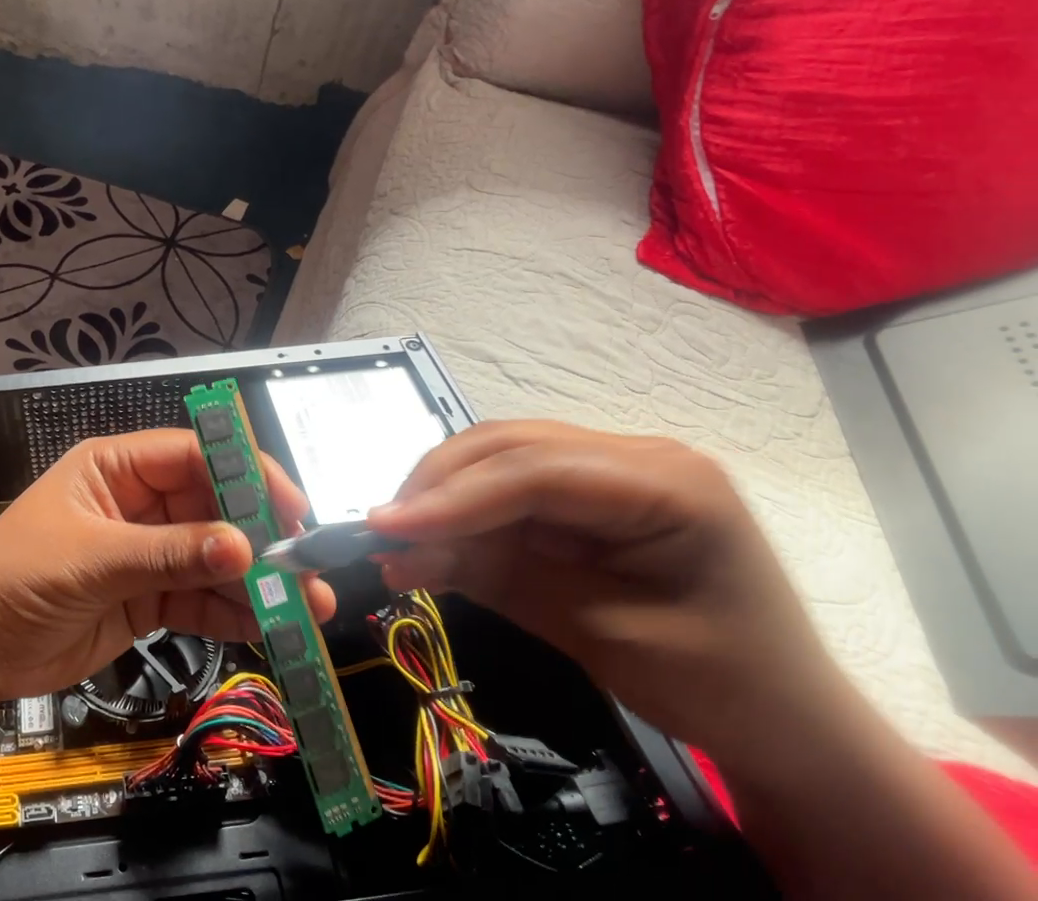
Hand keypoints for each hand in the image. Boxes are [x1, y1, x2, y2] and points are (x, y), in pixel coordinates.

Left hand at [0, 429, 334, 705]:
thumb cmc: (17, 579)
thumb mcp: (93, 559)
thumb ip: (168, 554)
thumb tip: (244, 547)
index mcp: (115, 468)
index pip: (192, 455)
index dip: (244, 473)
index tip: (289, 506)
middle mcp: (137, 504)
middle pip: (212, 508)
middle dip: (259, 535)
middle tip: (306, 565)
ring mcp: (145, 553)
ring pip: (212, 558)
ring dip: (256, 581)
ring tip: (306, 604)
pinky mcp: (146, 598)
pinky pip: (198, 598)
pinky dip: (230, 612)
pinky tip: (266, 625)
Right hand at [367, 421, 838, 759]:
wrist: (791, 724)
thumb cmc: (719, 685)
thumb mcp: (600, 634)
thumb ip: (498, 580)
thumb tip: (395, 554)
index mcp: (669, 483)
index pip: (535, 471)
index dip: (451, 497)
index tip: (381, 527)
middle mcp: (641, 456)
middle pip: (511, 448)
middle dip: (439, 487)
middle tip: (380, 532)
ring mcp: (618, 471)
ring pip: (503, 460)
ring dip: (446, 496)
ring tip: (398, 540)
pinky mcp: (595, 498)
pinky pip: (515, 491)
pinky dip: (470, 515)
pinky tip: (437, 541)